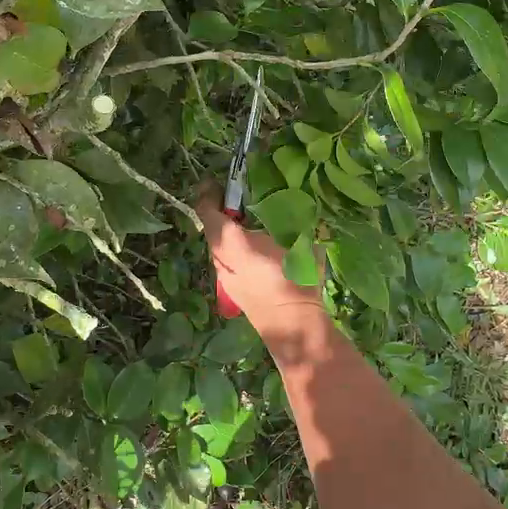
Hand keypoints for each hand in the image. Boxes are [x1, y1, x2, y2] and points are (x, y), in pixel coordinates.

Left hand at [195, 194, 321, 333]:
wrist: (294, 327)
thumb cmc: (293, 279)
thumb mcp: (298, 242)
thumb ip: (294, 221)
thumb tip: (300, 207)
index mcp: (229, 241)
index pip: (206, 208)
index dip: (209, 191)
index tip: (220, 181)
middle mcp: (219, 258)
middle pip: (214, 227)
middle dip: (225, 211)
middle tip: (244, 199)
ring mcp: (224, 277)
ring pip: (222, 246)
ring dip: (233, 233)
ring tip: (255, 223)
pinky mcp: (233, 291)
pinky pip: (231, 261)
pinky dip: (239, 250)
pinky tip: (261, 251)